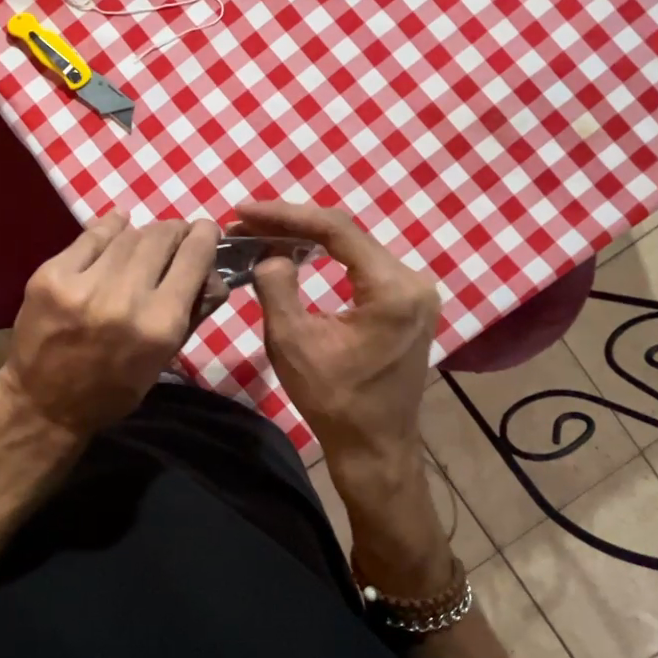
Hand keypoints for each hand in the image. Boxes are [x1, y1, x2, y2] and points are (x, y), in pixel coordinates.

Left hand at [0, 214, 220, 438]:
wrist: (44, 403)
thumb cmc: (113, 389)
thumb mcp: (163, 359)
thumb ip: (192, 312)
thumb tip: (213, 270)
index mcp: (159, 325)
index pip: (194, 258)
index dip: (205, 237)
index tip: (206, 230)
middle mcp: (124, 298)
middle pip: (161, 238)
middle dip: (174, 231)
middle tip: (175, 235)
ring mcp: (84, 284)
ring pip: (127, 235)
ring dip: (142, 233)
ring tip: (143, 240)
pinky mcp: (51, 275)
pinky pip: (89, 238)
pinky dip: (108, 229)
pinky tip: (116, 227)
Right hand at [235, 200, 449, 592]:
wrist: (375, 447)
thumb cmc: (334, 399)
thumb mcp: (292, 342)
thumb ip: (277, 287)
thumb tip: (270, 255)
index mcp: (391, 288)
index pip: (335, 230)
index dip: (285, 215)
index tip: (244, 210)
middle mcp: (412, 281)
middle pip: (346, 234)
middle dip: (292, 225)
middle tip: (246, 222)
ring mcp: (413, 292)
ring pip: (352, 248)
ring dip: (307, 239)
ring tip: (262, 233)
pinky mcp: (406, 304)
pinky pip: (361, 266)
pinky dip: (325, 257)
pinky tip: (295, 253)